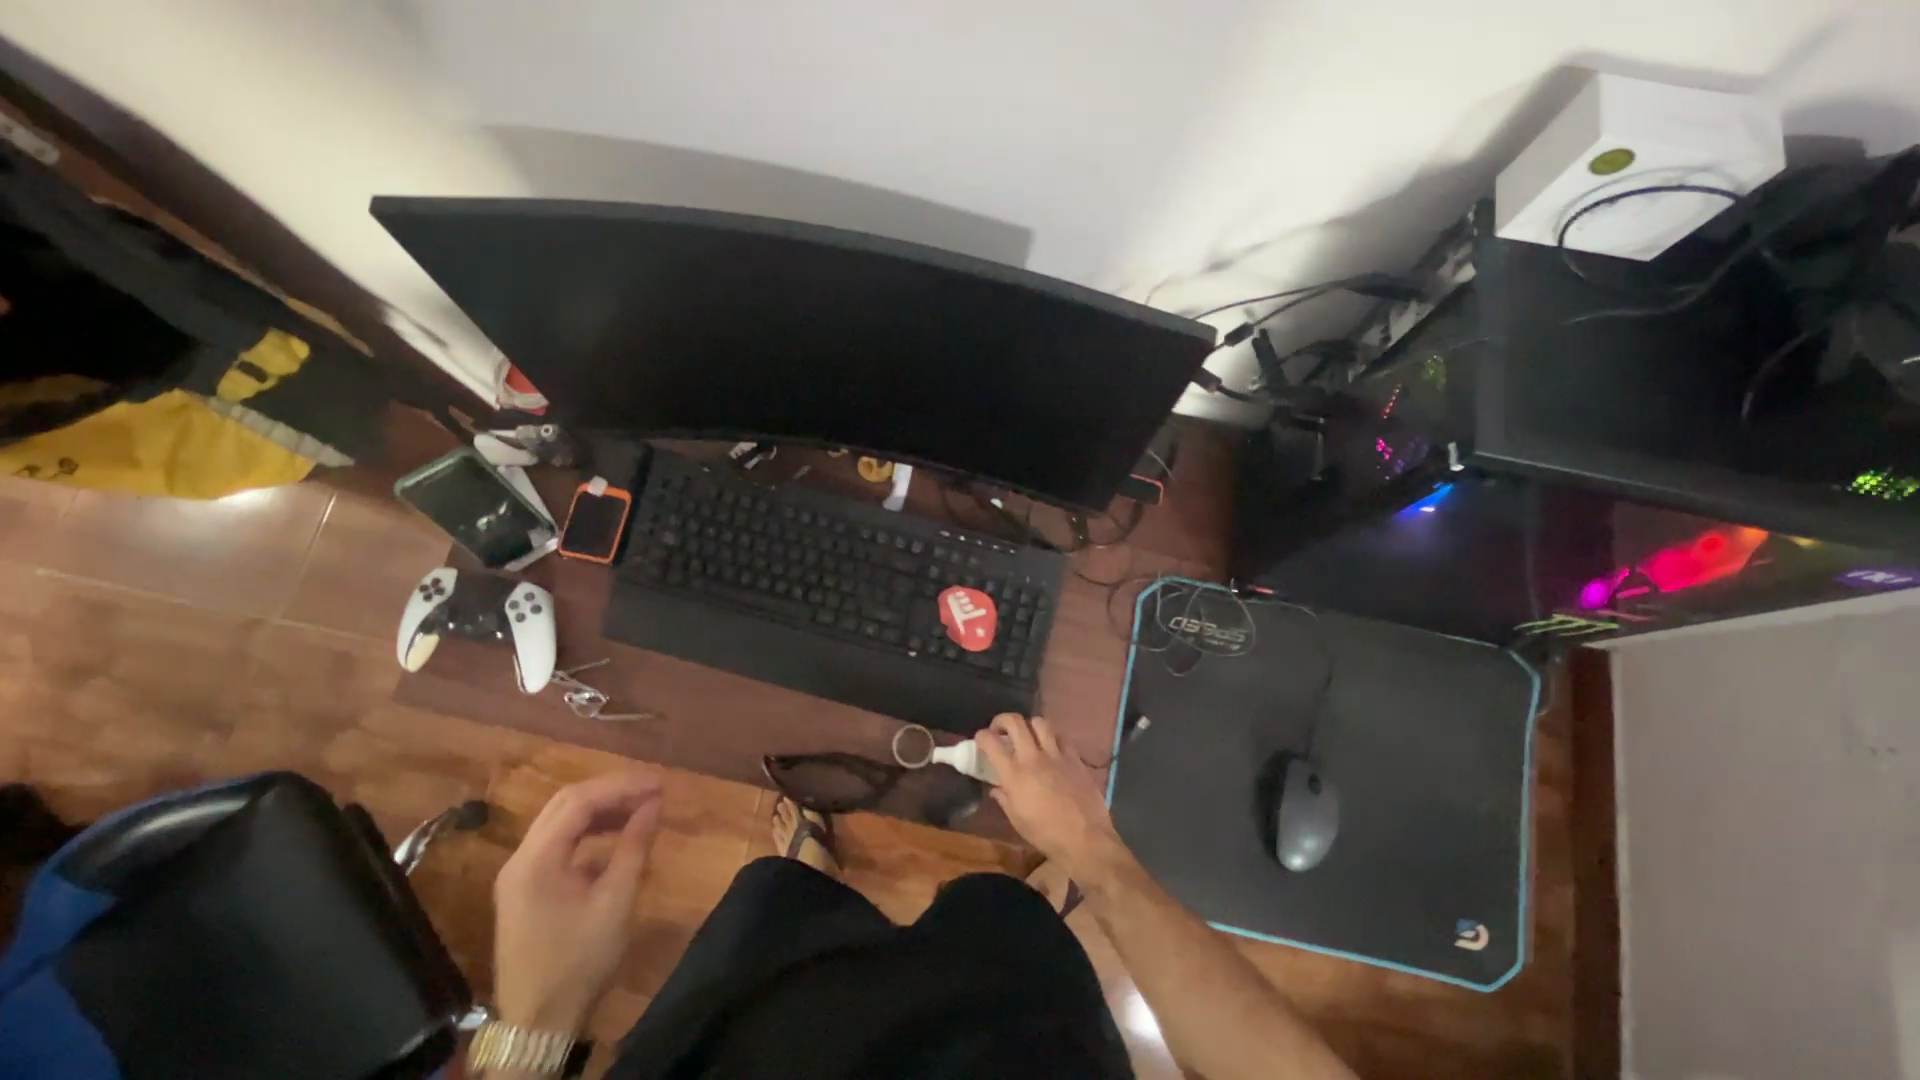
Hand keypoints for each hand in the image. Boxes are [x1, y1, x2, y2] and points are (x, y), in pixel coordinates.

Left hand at [493, 770, 662, 1031]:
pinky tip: (617, 840)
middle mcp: (520, 858)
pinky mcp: (525, 889)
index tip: (660, 785)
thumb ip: (634, 847)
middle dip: (611, 792)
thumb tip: (653, 804)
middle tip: (652, 791)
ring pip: (560, 822)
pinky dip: (588, 833)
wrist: (537, 1023)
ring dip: (600, 810)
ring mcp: (518, 874)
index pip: (580, 801)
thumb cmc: (580, 961)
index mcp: (536, 860)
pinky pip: (557, 844)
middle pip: (565, 804)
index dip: (622, 787)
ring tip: (641, 810)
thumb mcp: (616, 902)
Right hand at [976, 714, 1125, 878]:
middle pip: (1015, 722)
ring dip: (1029, 725)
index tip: (981, 740)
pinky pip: (1061, 738)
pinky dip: (1052, 739)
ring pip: (1040, 723)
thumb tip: (996, 788)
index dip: (981, 736)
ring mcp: (1057, 756)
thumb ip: (1004, 798)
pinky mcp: (1075, 759)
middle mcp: (1034, 758)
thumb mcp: (1017, 820)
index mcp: (1015, 775)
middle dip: (1002, 720)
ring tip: (1027, 736)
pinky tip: (1051, 750)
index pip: (991, 742)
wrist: (1085, 839)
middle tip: (1000, 730)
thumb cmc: (1046, 834)